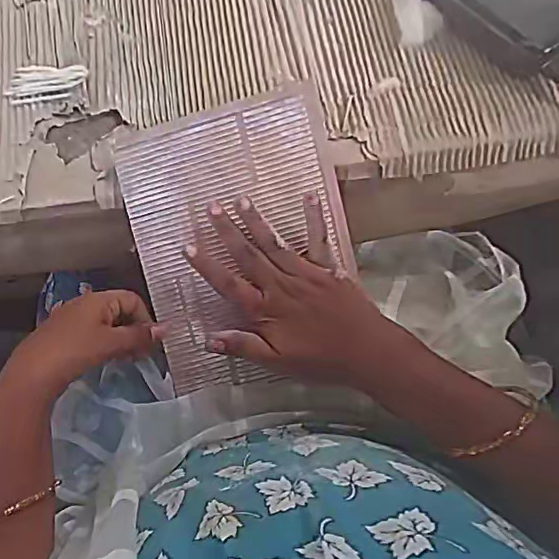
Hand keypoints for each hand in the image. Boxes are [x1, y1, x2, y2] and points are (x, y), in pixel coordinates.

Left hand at [2, 289, 163, 398]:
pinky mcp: (63, 336)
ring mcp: (71, 319)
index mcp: (96, 299)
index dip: (146, 319)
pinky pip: (92, 335)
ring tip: (126, 359)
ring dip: (120, 340)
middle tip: (141, 354)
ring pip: (106, 325)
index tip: (150, 343)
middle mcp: (83, 304)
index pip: (132, 299)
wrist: (33, 372)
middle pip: (119, 310)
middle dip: (134, 330)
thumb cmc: (74, 352)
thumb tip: (165, 329)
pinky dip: (104, 345)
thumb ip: (138, 336)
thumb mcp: (110, 343)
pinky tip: (105, 360)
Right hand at [186, 198, 426, 388]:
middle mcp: (282, 286)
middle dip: (228, 231)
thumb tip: (209, 339)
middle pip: (249, 255)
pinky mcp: (329, 270)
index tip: (189, 246)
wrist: (368, 352)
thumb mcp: (277, 361)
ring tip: (241, 200)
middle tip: (211, 208)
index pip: (229, 283)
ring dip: (257, 221)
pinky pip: (318, 240)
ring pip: (276, 243)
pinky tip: (308, 197)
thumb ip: (244, 346)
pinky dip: (313, 218)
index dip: (207, 265)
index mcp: (266, 309)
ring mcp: (306, 274)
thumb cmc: (320, 360)